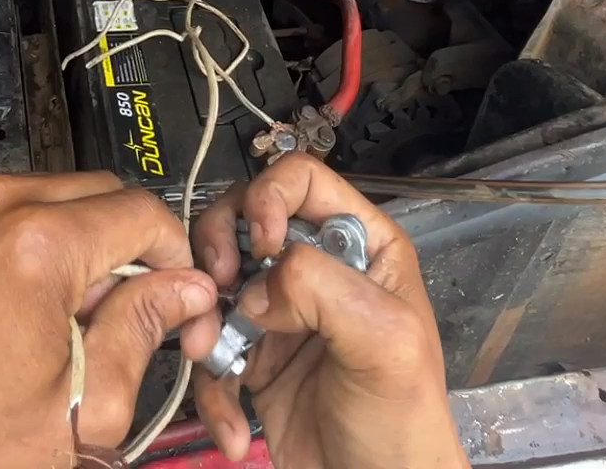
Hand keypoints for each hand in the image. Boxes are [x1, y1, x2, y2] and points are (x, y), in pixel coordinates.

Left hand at [0, 173, 216, 468]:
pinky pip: (11, 197)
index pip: (142, 211)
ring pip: (58, 190)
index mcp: (36, 244)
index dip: (172, 252)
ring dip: (78, 236)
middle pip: (104, 191)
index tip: (175, 287)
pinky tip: (20, 290)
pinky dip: (31, 230)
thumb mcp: (76, 407)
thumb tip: (185, 290)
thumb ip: (142, 332)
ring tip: (61, 308)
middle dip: (126, 243)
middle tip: (121, 307)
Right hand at [183, 156, 466, 468]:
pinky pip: (210, 337)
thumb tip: (258, 283)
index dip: (269, 196)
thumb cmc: (402, 426)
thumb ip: (323, 287)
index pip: (301, 179)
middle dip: (219, 246)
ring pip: (215, 270)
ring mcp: (279, 305)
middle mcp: (315, 263)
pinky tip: (231, 419)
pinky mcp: (250, 350)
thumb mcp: (385, 344)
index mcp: (359, 243)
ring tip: (208, 356)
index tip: (259, 247)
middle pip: (244, 214)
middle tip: (216, 287)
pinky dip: (210, 377)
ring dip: (202, 313)